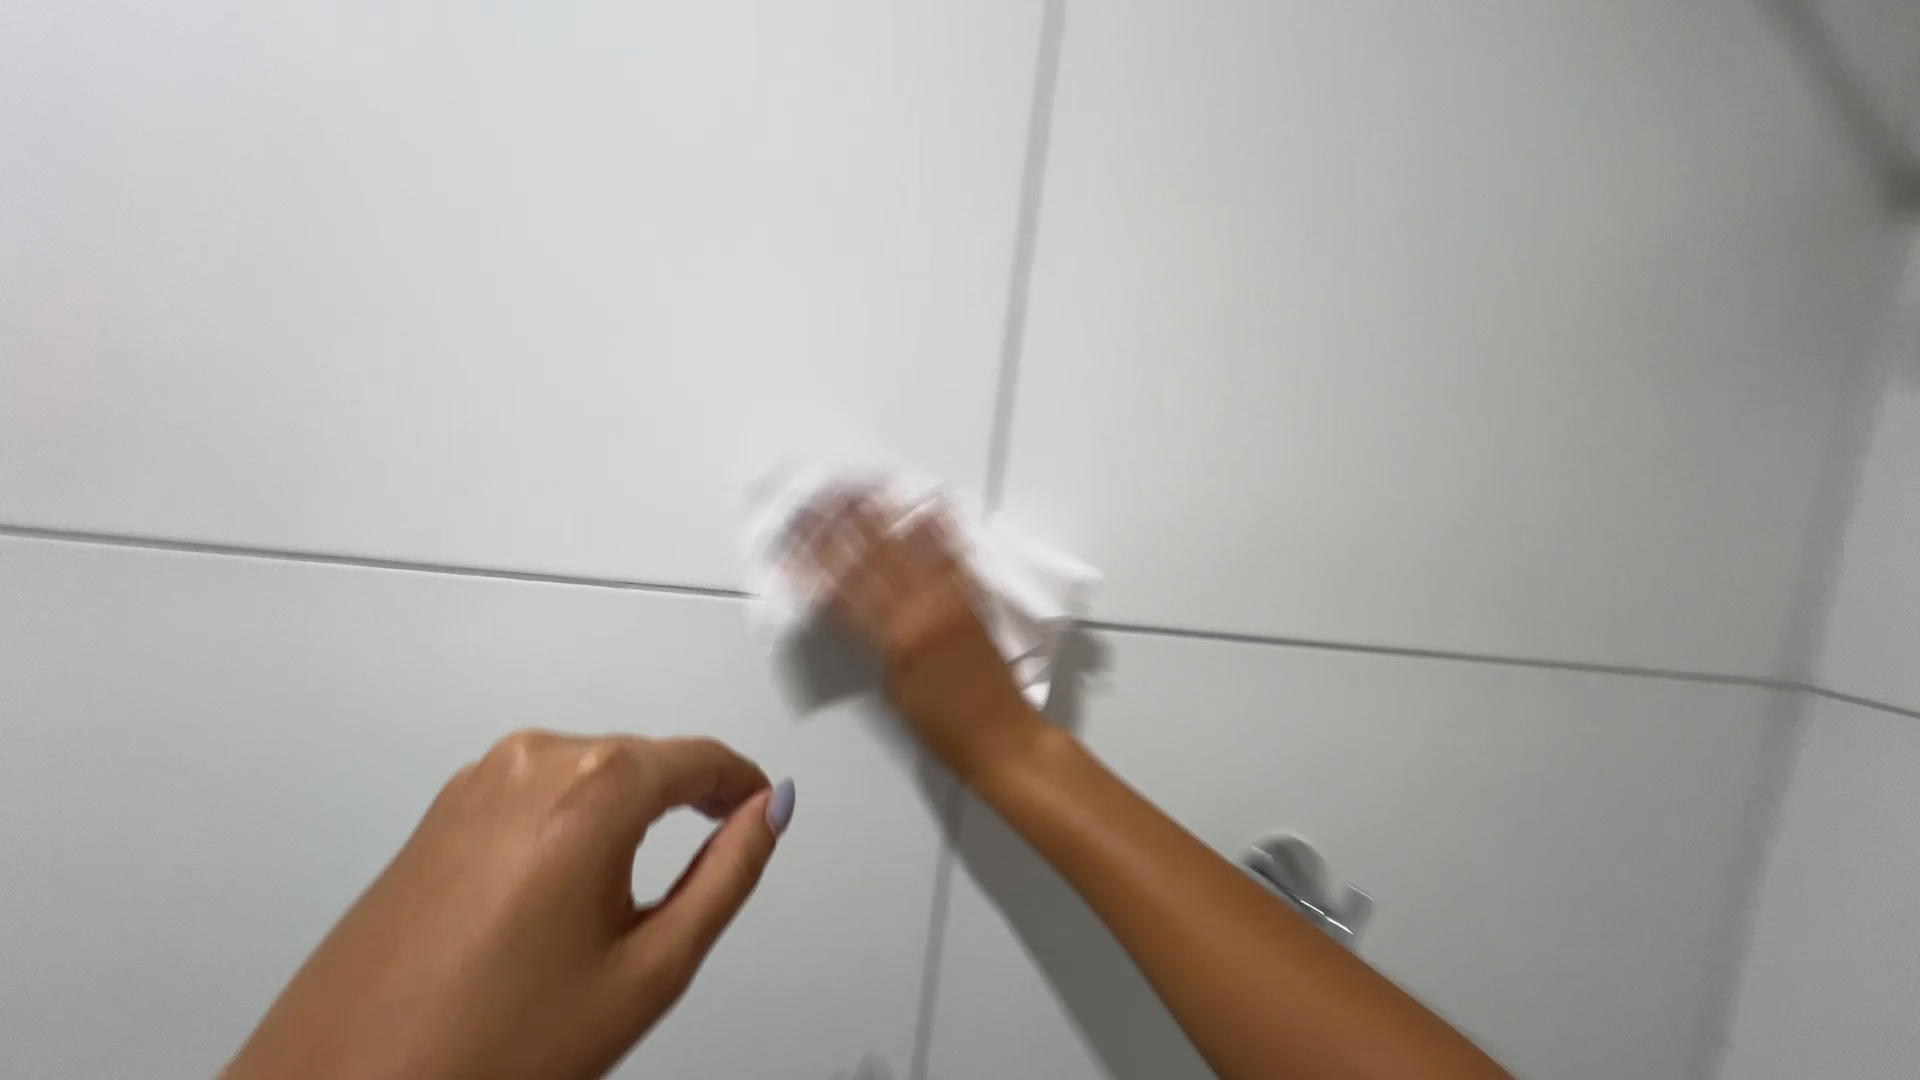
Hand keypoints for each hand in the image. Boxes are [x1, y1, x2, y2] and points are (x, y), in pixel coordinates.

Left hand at [221, 731, 794, 1079]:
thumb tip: (773, 807)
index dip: (744, 782)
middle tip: (713, 857)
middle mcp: (535, 757)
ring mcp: (478, 778)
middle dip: (689, 798)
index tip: (762, 810)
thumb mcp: (651, 967)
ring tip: (638, 885)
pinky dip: (578, 816)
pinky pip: (542, 789)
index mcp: (594, 786)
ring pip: (594, 772)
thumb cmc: (503, 1048)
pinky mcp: (441, 807)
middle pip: (647, 761)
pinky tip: (569, 882)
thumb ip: (730, 872)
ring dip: (633, 807)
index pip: (701, 759)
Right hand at [792, 496, 1045, 781]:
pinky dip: (938, 527)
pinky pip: (953, 555)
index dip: (812, 560)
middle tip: (813, 496)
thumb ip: (876, 644)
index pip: (841, 589)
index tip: (790, 536)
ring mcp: (951, 598)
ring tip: (856, 487)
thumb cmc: (942, 727)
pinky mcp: (974, 597)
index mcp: (893, 638)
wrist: (1003, 736)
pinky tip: (925, 503)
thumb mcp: (893, 689)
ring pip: (909, 547)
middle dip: (837, 524)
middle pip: (870, 557)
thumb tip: (862, 611)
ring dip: (880, 515)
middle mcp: (920, 609)